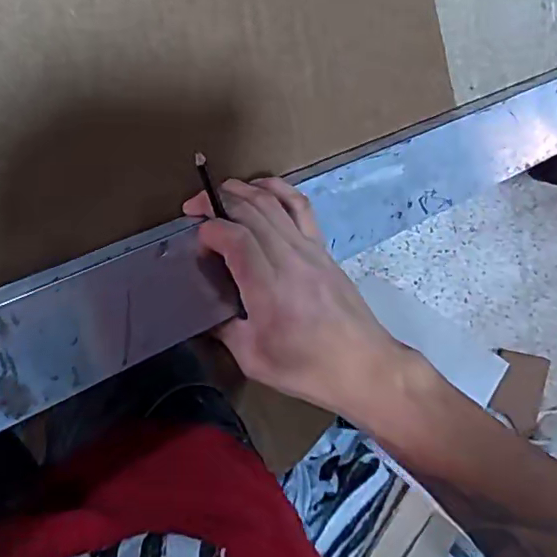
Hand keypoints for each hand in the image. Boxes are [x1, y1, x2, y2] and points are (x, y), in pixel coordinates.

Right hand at [183, 178, 429, 429]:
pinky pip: (299, 206)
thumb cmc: (307, 368)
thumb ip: (223, 328)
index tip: (195, 236)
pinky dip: (277, 188)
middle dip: (216, 201)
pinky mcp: (322, 247)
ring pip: (272, 203)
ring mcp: (309, 248)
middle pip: (251, 212)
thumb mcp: (253, 358)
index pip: (236, 239)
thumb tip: (204, 306)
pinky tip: (260, 187)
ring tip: (219, 192)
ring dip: (242, 190)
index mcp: (269, 289)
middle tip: (193, 207)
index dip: (210, 229)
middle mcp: (289, 259)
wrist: (364, 366)